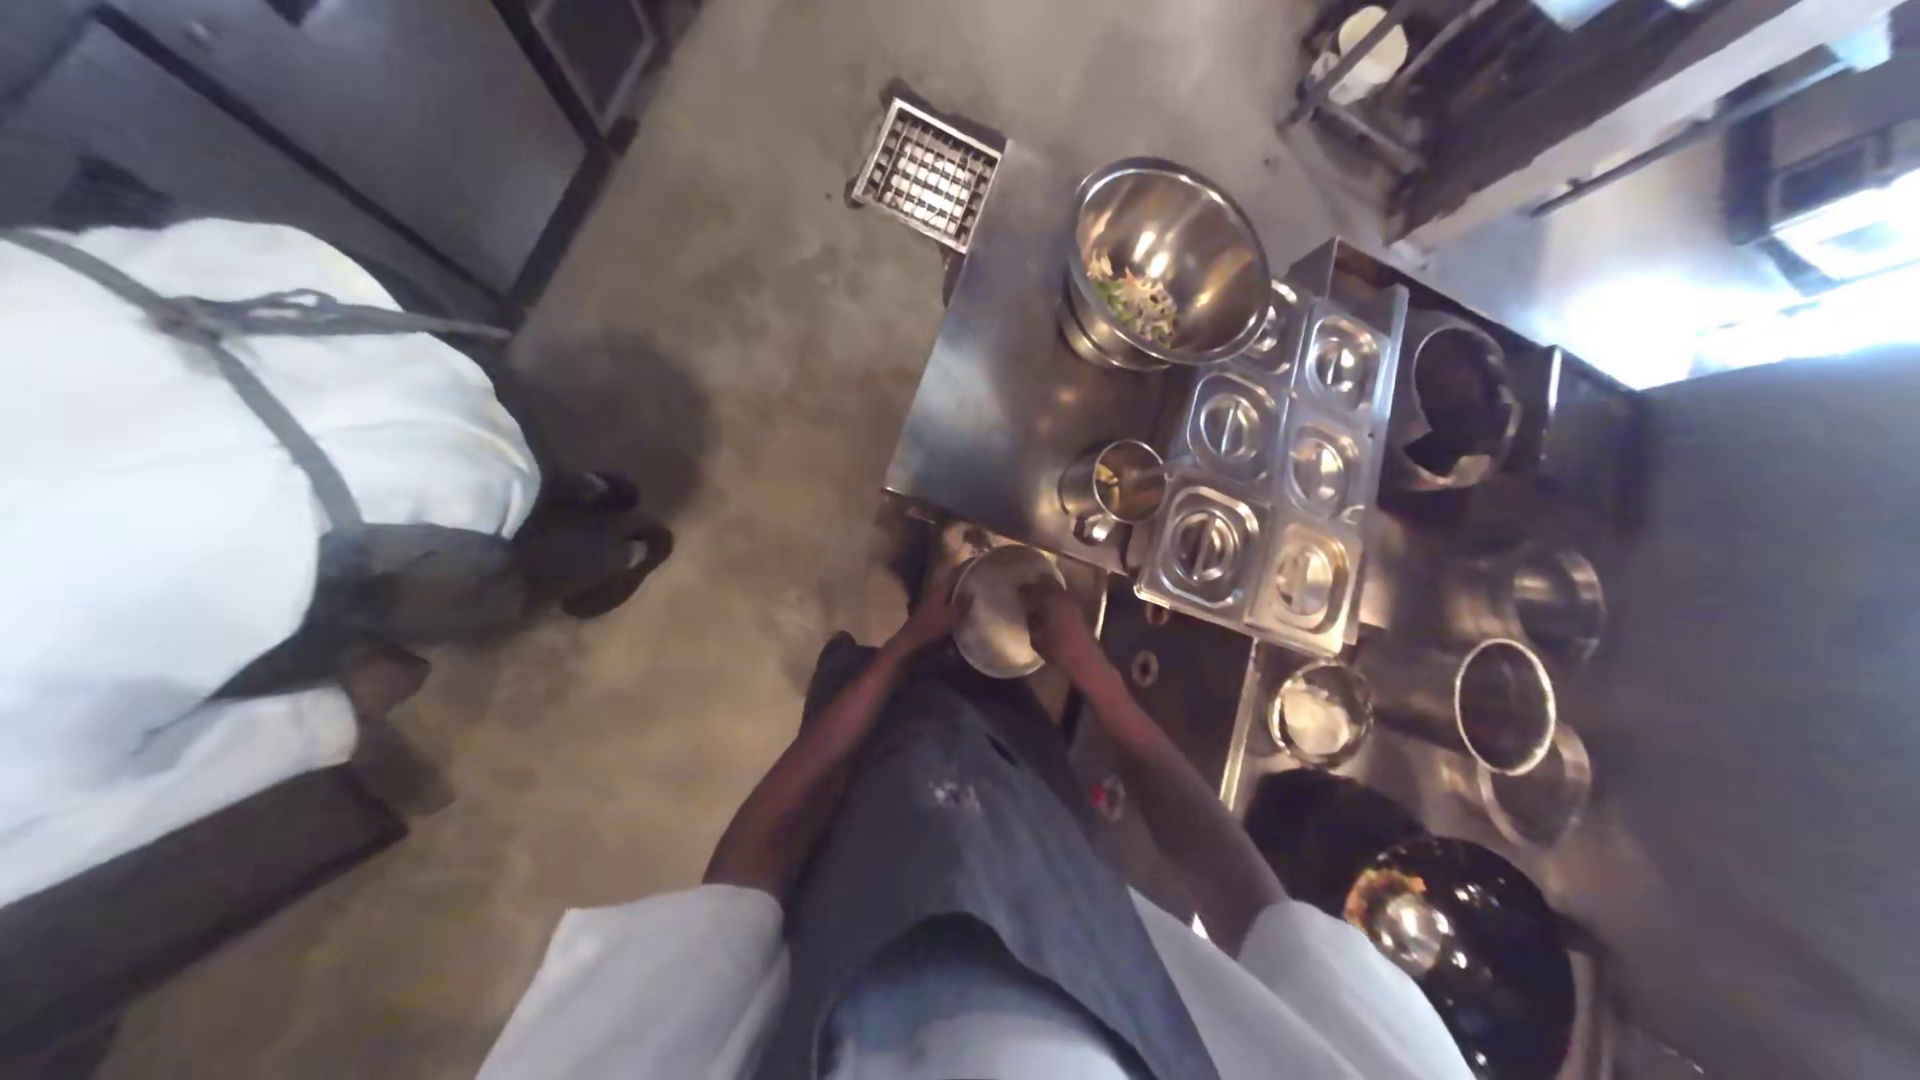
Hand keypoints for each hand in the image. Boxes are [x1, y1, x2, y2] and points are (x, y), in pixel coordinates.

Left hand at [888, 562, 970, 653]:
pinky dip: (958, 607)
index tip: (978, 561)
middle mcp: (937, 595)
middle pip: (954, 584)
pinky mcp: (934, 616)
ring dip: (963, 595)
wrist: (910, 643)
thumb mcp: (949, 617)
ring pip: (952, 596)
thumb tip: (972, 592)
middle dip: (967, 581)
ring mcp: (935, 606)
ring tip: (979, 594)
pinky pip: (950, 608)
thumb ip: (961, 605)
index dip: (966, 567)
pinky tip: (967, 613)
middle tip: (983, 579)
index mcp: (940, 591)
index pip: (955, 574)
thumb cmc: (929, 628)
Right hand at [1019, 579, 1108, 683]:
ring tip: (1038, 598)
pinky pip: (1064, 596)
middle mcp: (1062, 596)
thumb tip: (1029, 611)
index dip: (1023, 589)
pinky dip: (1056, 597)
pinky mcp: (1080, 610)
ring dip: (1047, 590)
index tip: (1017, 590)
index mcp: (1049, 600)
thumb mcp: (1037, 638)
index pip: (1032, 588)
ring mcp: (1073, 602)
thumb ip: (1032, 621)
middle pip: (1048, 582)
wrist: (1085, 660)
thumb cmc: (1057, 650)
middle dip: (1037, 584)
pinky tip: (1050, 607)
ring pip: (1058, 588)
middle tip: (1027, 590)